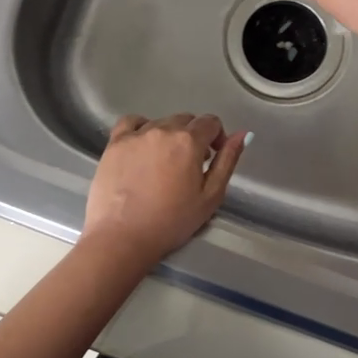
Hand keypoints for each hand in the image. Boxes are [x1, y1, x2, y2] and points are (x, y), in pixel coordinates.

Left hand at [82, 113, 246, 262]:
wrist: (123, 237)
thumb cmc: (171, 222)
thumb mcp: (210, 197)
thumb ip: (227, 162)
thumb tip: (242, 134)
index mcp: (189, 142)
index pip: (210, 122)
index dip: (217, 137)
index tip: (213, 156)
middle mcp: (163, 130)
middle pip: (185, 120)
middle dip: (193, 137)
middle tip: (190, 165)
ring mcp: (136, 135)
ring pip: (160, 122)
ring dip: (169, 135)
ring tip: (165, 162)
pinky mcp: (114, 144)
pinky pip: (131, 122)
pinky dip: (141, 128)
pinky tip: (142, 146)